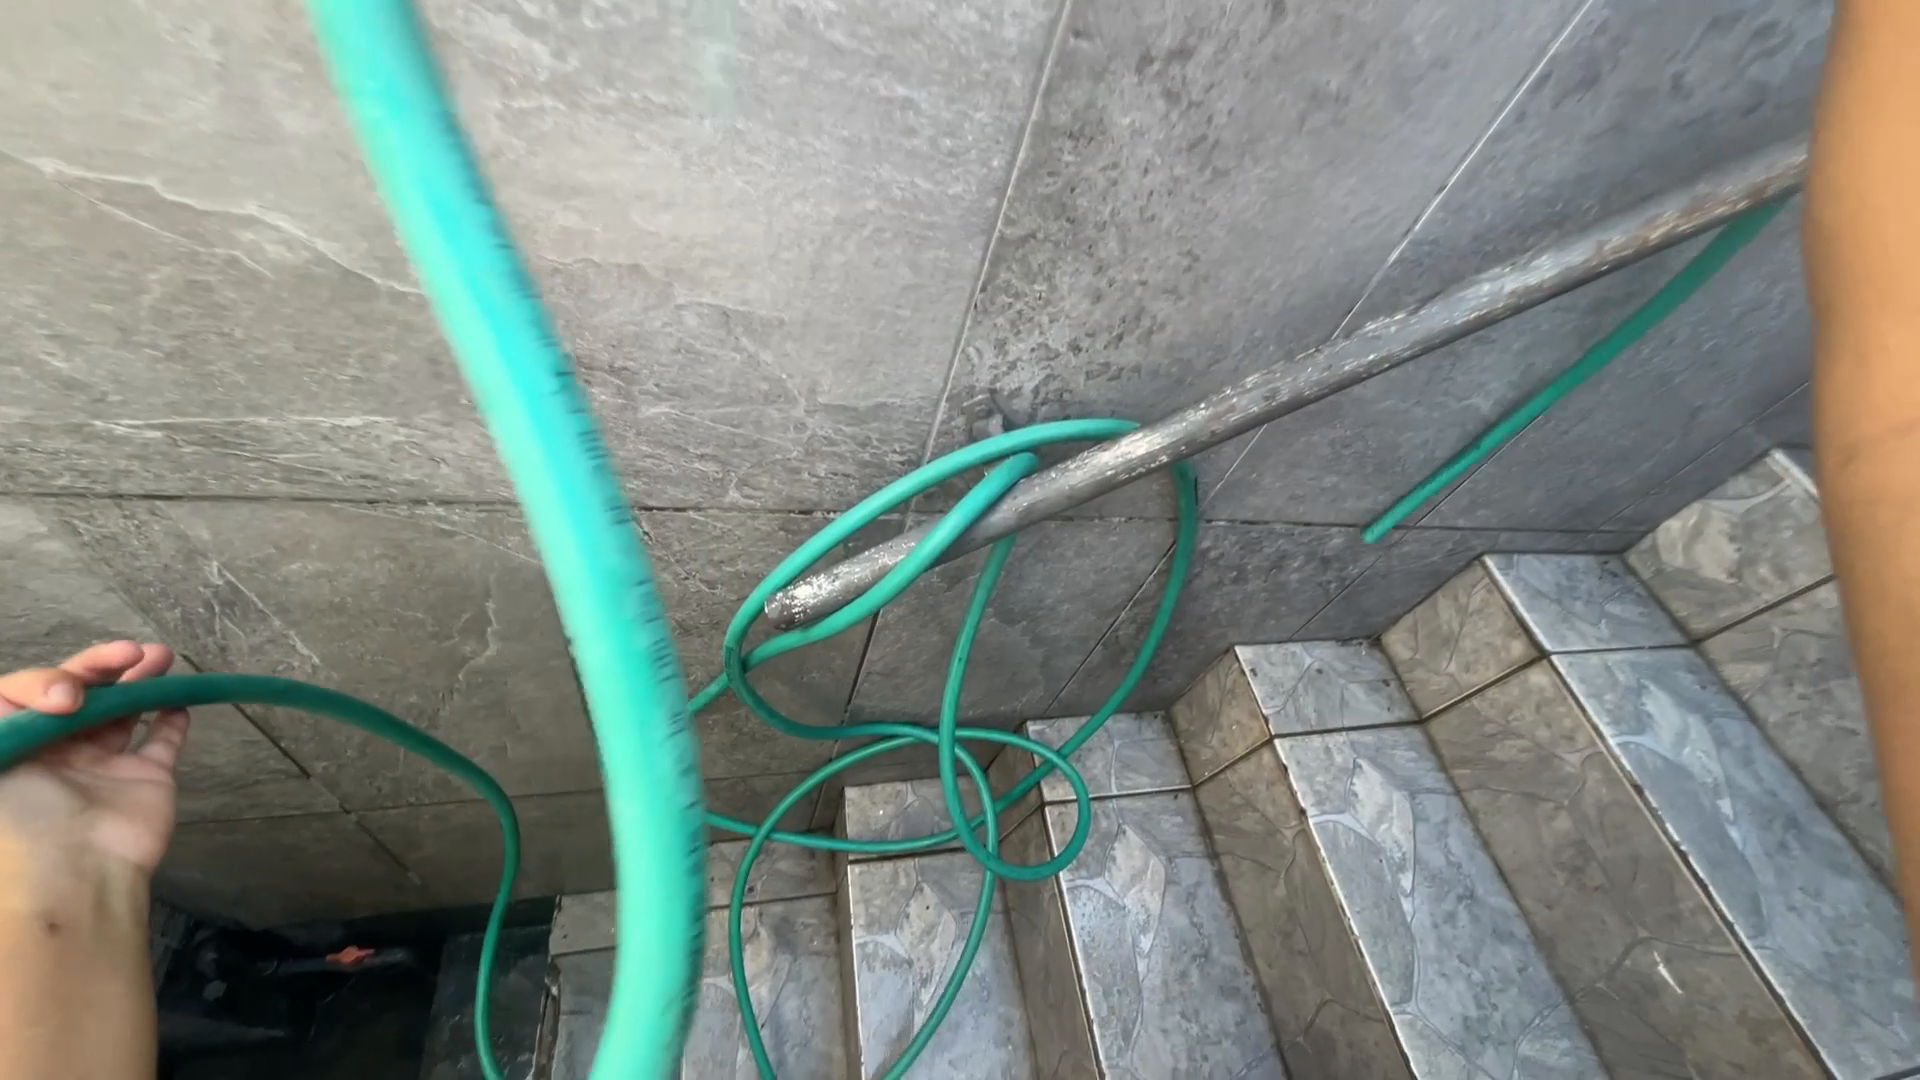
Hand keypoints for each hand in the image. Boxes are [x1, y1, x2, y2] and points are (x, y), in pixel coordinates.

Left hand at [0, 641, 190, 877]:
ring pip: (122, 710)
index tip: (69, 696)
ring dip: (141, 681)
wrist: (70, 870)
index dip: (46, 681)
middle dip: (101, 666)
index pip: (22, 694)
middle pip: (78, 695)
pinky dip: (173, 718)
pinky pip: (161, 742)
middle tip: (132, 652)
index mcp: (9, 746)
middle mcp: (49, 751)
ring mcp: (100, 764)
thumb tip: (64, 694)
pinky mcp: (146, 776)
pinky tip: (180, 701)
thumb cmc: (16, 818)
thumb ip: (9, 718)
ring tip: (162, 657)